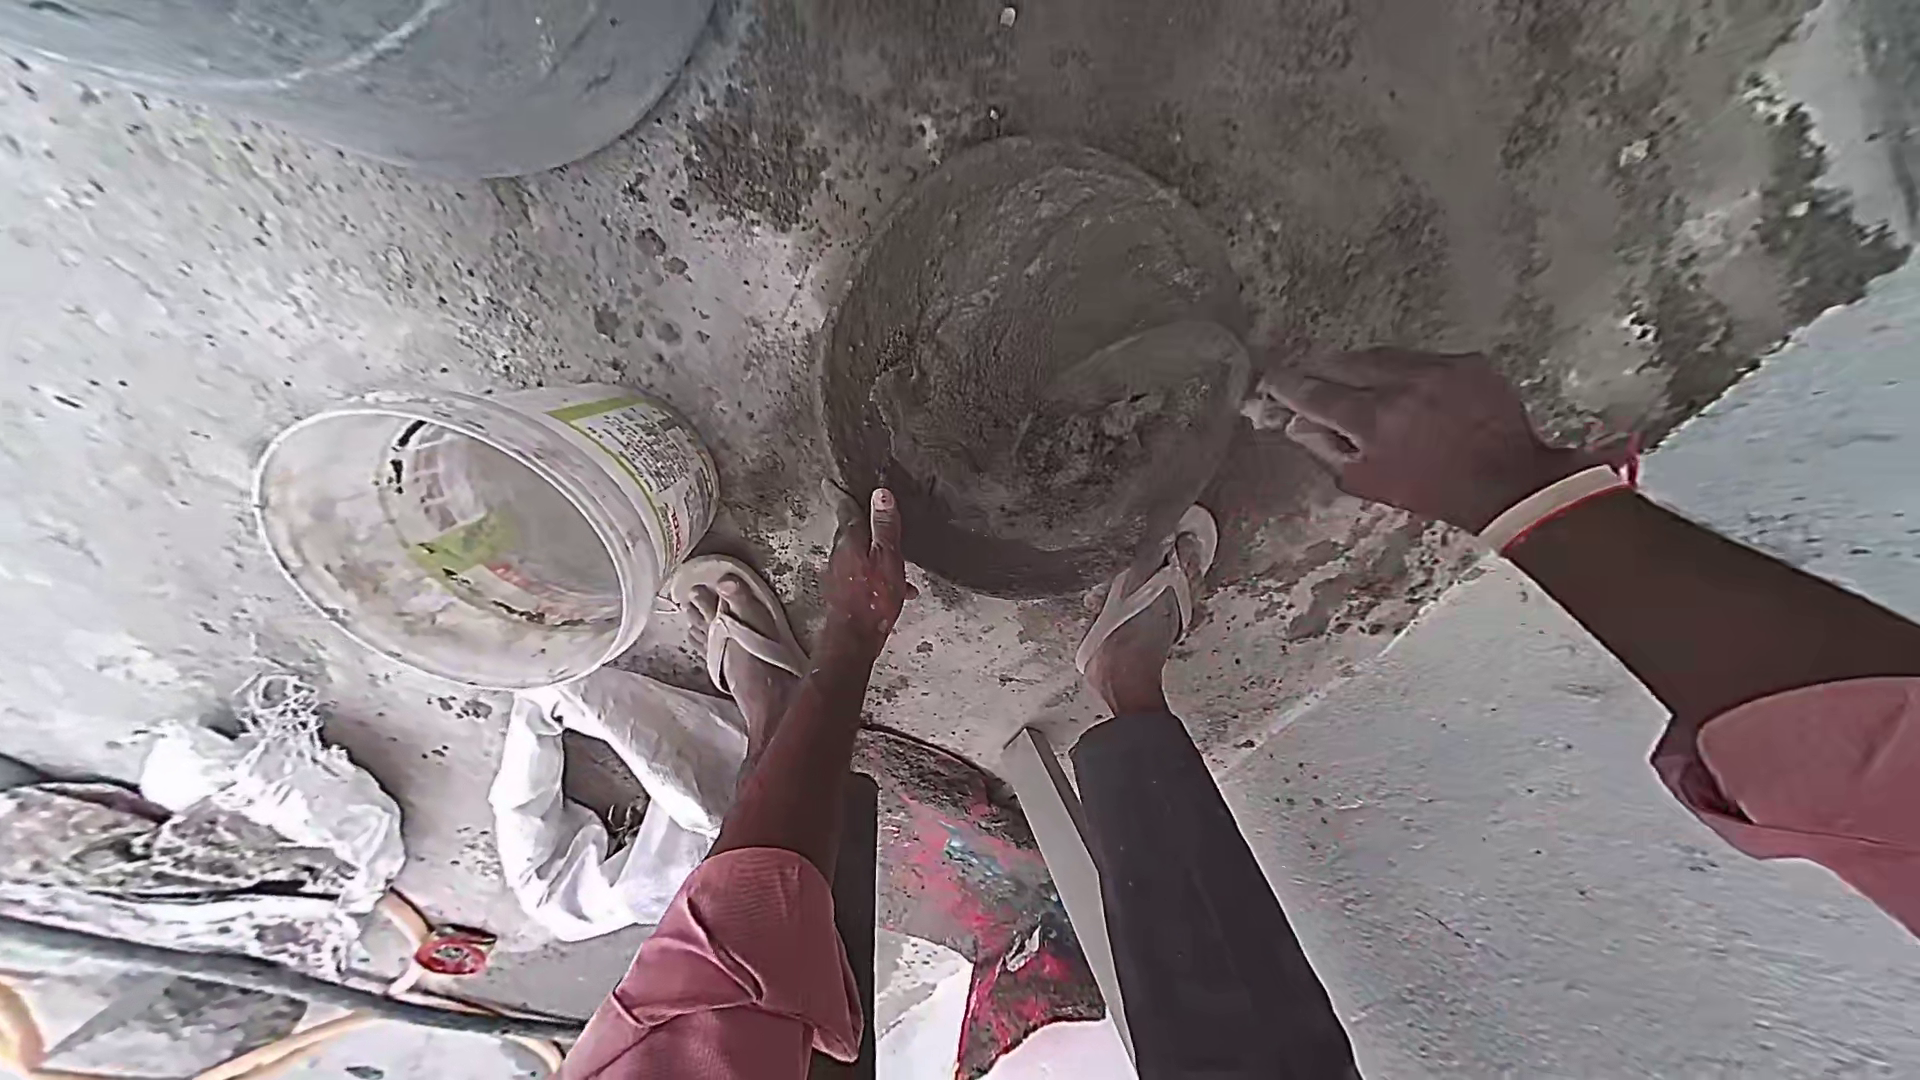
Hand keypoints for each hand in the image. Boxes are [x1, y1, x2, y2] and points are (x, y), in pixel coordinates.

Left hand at [817, 481, 916, 667]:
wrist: (853, 639)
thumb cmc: (874, 597)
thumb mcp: (889, 558)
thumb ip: (885, 527)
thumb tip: (881, 494)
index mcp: (850, 540)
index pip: (845, 510)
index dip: (839, 495)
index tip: (830, 483)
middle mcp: (838, 554)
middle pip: (851, 532)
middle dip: (863, 526)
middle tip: (874, 518)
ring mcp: (837, 574)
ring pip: (857, 555)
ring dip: (873, 554)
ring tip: (898, 564)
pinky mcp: (841, 592)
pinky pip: (860, 574)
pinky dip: (875, 575)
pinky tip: (895, 590)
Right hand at [1244, 348, 1606, 531]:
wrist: (1505, 481)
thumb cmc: (1426, 489)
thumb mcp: (1362, 480)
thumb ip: (1323, 448)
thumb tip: (1293, 423)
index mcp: (1372, 419)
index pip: (1314, 393)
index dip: (1285, 386)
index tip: (1268, 381)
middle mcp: (1402, 385)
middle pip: (1340, 363)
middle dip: (1313, 369)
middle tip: (1299, 376)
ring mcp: (1437, 369)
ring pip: (1375, 354)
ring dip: (1351, 366)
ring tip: (1342, 379)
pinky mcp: (1464, 361)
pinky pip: (1413, 357)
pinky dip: (1392, 368)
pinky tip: (1392, 385)